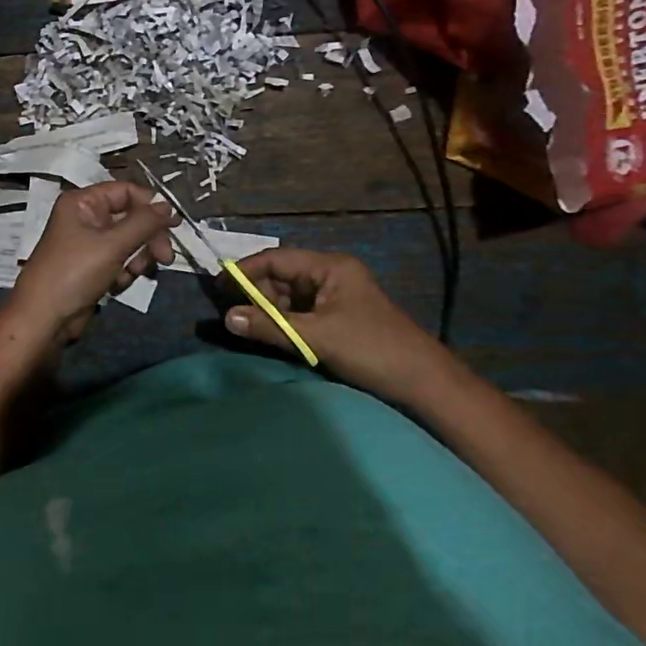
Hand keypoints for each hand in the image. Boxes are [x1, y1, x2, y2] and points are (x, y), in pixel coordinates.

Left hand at [9, 182, 177, 340]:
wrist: (45, 318)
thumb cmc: (75, 272)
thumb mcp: (112, 244)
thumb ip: (143, 223)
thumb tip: (167, 206)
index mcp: (82, 202)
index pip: (125, 191)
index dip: (150, 206)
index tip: (173, 225)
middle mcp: (85, 218)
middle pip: (130, 218)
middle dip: (148, 238)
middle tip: (165, 258)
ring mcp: (88, 243)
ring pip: (128, 242)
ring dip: (137, 258)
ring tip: (132, 273)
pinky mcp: (92, 267)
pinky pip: (119, 261)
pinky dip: (124, 272)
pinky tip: (117, 285)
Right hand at [223, 248, 460, 405]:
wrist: (427, 386)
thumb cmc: (372, 350)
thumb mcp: (317, 337)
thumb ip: (270, 326)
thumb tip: (227, 317)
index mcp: (330, 267)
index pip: (276, 259)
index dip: (245, 271)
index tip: (219, 287)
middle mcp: (330, 276)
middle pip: (280, 277)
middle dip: (255, 294)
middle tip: (231, 313)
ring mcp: (335, 298)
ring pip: (288, 298)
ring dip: (269, 312)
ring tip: (247, 326)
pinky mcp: (337, 320)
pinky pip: (300, 315)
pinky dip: (283, 324)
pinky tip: (270, 336)